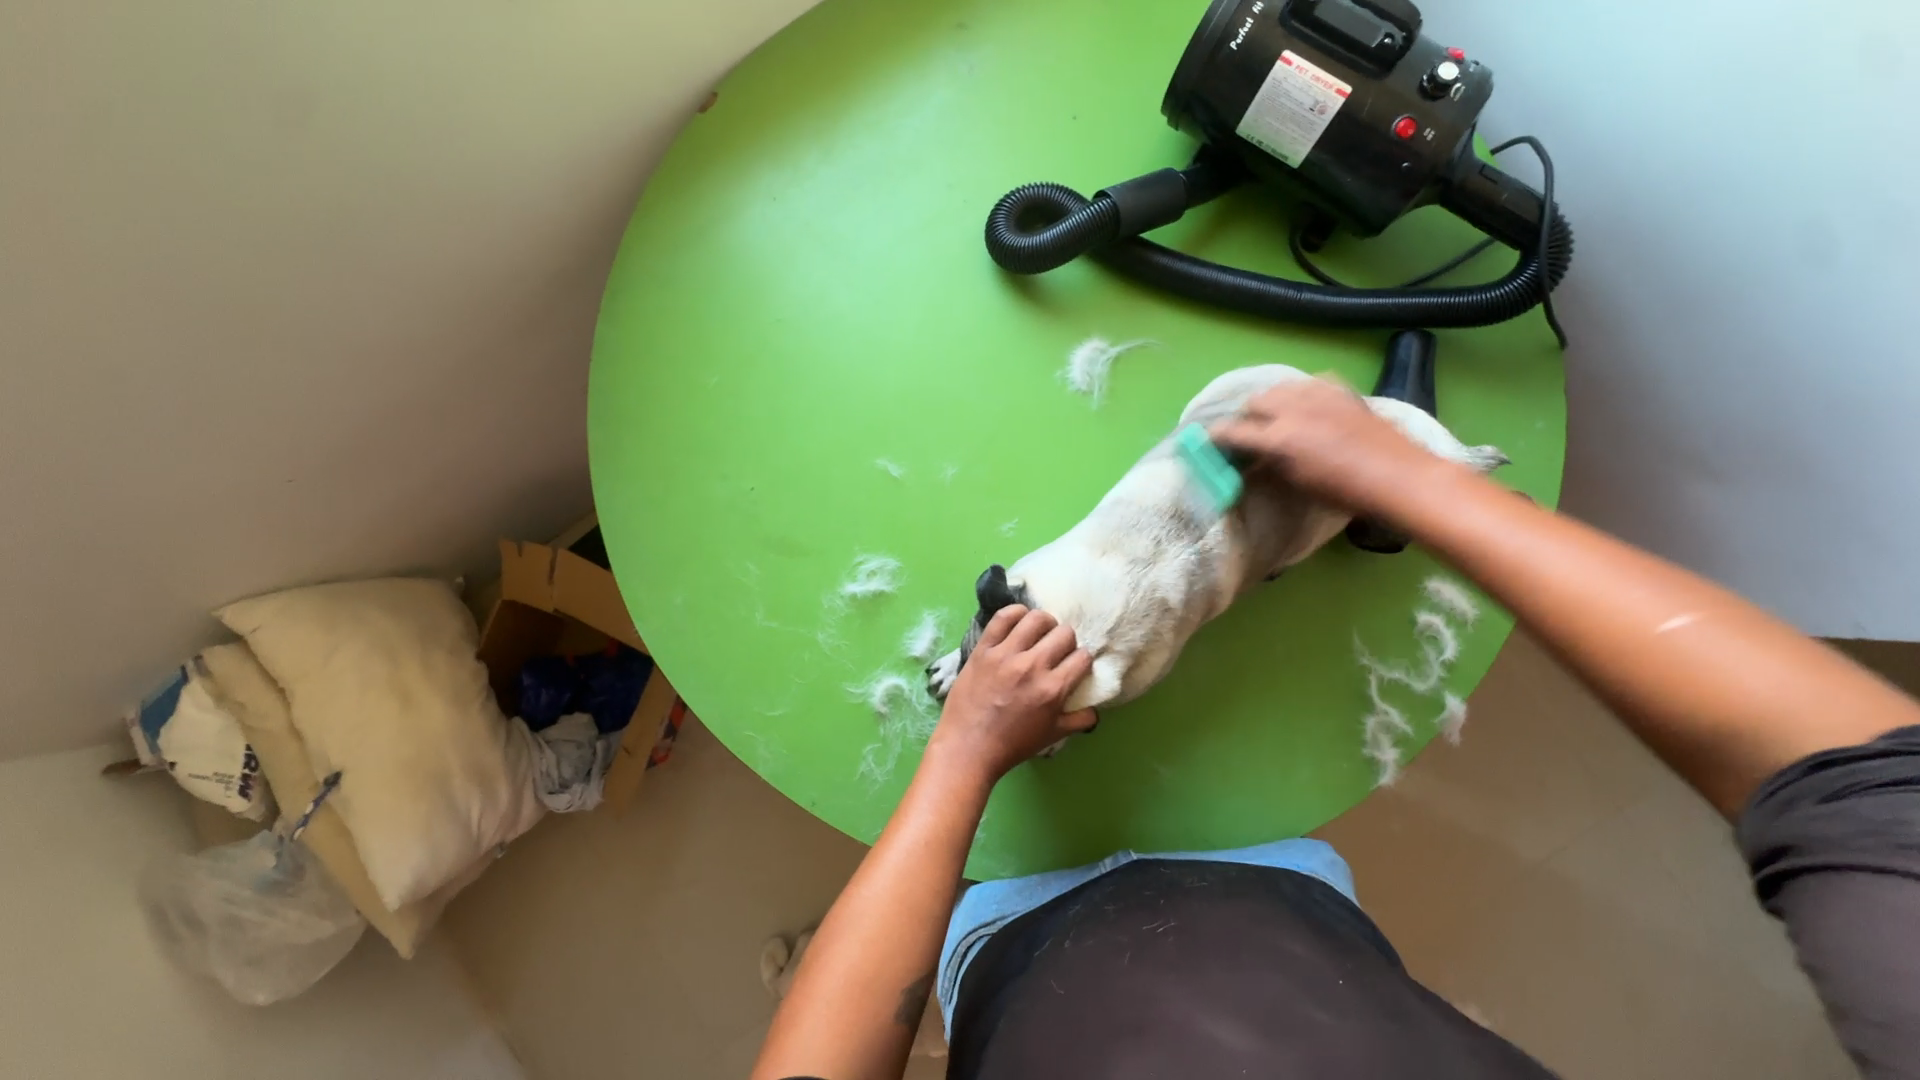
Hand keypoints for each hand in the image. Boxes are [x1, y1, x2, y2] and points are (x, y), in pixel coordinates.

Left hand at [926, 606, 1096, 783]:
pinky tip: (1019, 620)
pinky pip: (1002, 617)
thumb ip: (1079, 721)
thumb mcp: (1053, 736)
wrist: (968, 747)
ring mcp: (1006, 655)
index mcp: (1053, 689)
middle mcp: (1032, 666)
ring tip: (1039, 633)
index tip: (1074, 664)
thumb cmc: (1012, 745)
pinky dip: (1015, 613)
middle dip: (1066, 640)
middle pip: (1064, 633)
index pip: (1082, 657)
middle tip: (1056, 650)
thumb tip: (1096, 709)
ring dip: (1044, 623)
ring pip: (1036, 619)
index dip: (1082, 660)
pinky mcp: (983, 649)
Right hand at [1209, 375, 1442, 514]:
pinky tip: (1307, 406)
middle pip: (1254, 401)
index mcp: (1278, 438)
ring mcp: (1318, 395)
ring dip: (1271, 401)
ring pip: (1280, 387)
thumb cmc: (1345, 492)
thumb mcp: (1297, 484)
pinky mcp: (1341, 390)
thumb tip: (1251, 461)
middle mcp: (1293, 409)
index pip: (1232, 431)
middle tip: (1249, 433)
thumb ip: (1269, 467)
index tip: (1209, 441)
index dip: (1216, 436)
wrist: (1398, 477)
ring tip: (1276, 416)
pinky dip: (1301, 393)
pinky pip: (1310, 383)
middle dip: (1246, 416)